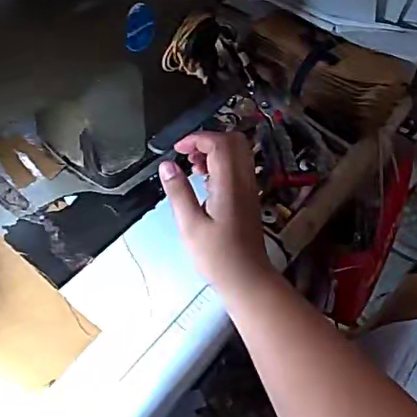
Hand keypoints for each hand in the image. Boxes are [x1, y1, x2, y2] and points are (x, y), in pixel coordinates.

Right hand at [159, 129, 273, 291]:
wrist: (246, 277)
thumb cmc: (219, 257)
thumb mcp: (189, 225)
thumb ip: (178, 191)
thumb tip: (167, 166)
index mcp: (230, 185)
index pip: (220, 143)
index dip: (197, 138)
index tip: (178, 149)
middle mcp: (244, 182)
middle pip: (234, 141)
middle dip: (207, 140)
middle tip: (187, 154)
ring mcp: (249, 189)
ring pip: (238, 153)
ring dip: (215, 151)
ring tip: (193, 168)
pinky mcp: (248, 197)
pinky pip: (239, 167)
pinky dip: (221, 164)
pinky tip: (205, 181)